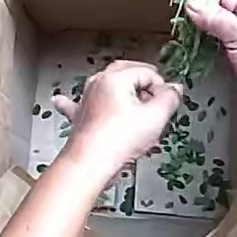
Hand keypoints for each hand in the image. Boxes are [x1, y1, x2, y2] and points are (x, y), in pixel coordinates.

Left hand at [51, 60, 181, 176]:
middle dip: (144, 84)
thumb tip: (175, 89)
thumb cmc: (118, 141)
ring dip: (122, 90)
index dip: (161, 88)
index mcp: (115, 78)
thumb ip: (170, 99)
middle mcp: (98, 83)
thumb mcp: (156, 117)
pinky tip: (61, 100)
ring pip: (106, 85)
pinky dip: (74, 102)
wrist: (89, 164)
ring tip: (134, 104)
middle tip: (156, 100)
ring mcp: (86, 98)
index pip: (148, 73)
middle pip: (126, 72)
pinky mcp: (80, 116)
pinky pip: (78, 104)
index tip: (166, 104)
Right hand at [184, 0, 236, 125]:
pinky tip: (188, 55)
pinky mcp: (234, 67)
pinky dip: (201, 55)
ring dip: (198, 39)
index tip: (184, 9)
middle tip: (178, 26)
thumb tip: (191, 3)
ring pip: (212, 36)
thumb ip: (215, 18)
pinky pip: (213, 56)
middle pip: (215, 15)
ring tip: (181, 41)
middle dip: (198, 19)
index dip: (203, 0)